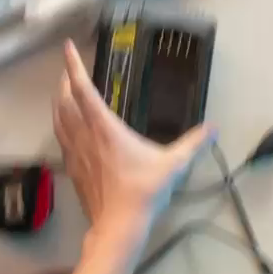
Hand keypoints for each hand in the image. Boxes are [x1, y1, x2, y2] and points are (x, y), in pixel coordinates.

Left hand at [53, 41, 212, 247]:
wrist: (119, 226)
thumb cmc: (144, 191)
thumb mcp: (173, 165)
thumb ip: (193, 144)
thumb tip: (213, 129)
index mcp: (104, 127)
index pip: (83, 89)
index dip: (73, 65)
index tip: (68, 47)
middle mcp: (85, 136)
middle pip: (64, 101)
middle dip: (64, 81)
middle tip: (68, 70)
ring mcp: (76, 153)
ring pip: (59, 120)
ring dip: (59, 102)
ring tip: (63, 94)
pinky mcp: (73, 170)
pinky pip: (62, 139)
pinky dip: (61, 126)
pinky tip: (68, 129)